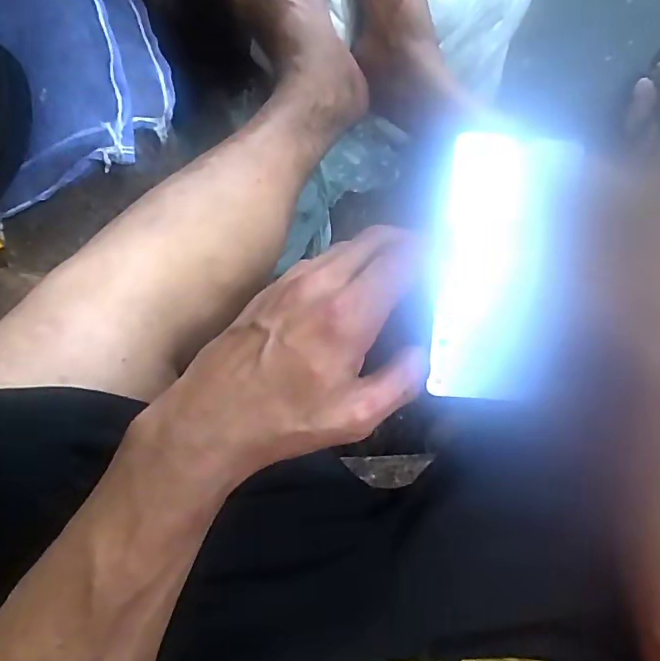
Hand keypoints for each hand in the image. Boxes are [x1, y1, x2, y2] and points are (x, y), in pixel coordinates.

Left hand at [138, 226, 427, 480]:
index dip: (431, 252)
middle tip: (426, 259)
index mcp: (347, 314)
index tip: (448, 259)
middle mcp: (320, 283)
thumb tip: (421, 352)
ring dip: (375, 249)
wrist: (211, 415)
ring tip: (392, 271)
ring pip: (345, 245)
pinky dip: (344, 260)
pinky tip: (348, 284)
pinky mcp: (270, 286)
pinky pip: (318, 259)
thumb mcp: (356, 417)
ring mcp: (290, 280)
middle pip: (375, 239)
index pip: (401, 259)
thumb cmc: (286, 421)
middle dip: (407, 242)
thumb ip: (400, 381)